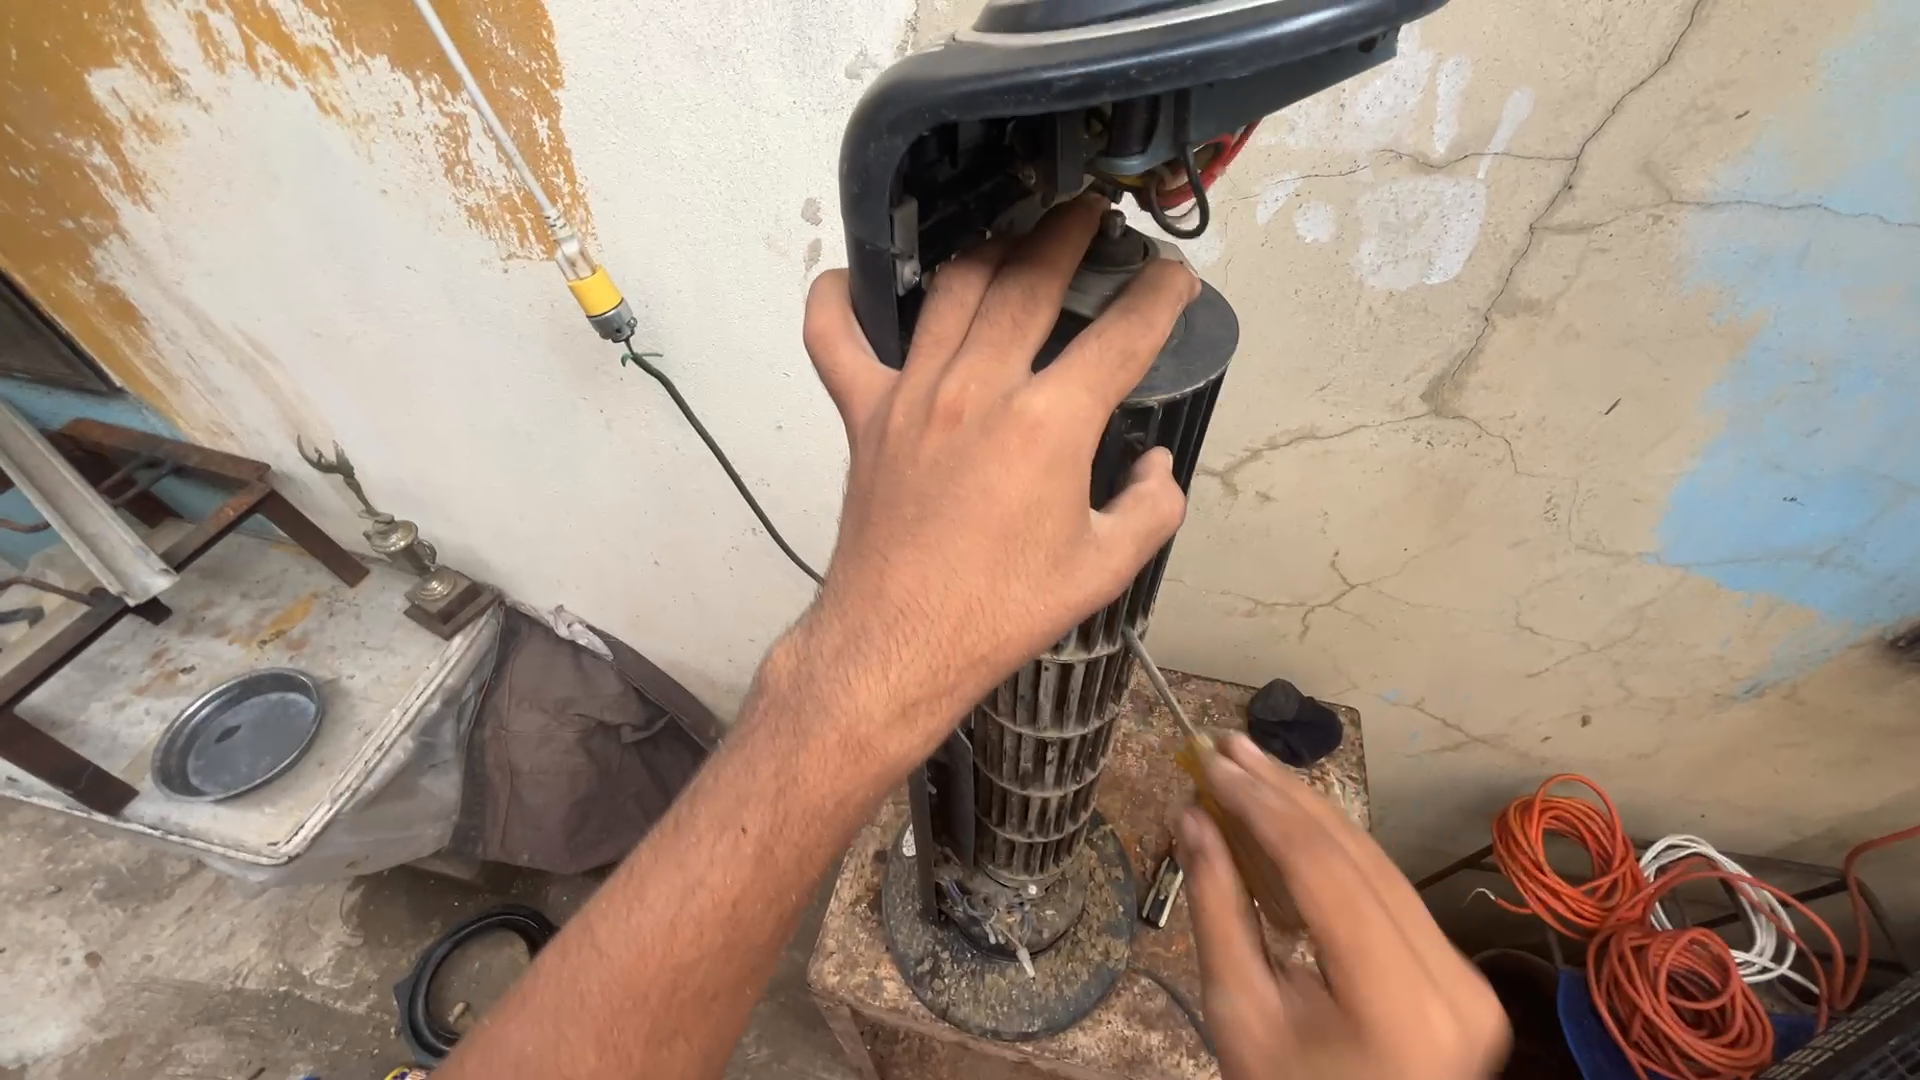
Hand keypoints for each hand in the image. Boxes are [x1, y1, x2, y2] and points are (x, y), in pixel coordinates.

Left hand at [798, 195, 1198, 760]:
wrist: (901, 643)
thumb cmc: (1003, 611)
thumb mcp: (1105, 569)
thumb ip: (1151, 507)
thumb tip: (1154, 465)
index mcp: (1050, 423)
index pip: (1123, 333)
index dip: (1160, 296)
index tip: (1174, 278)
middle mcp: (980, 387)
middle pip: (1032, 279)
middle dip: (1072, 232)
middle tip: (1091, 213)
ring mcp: (913, 393)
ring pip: (951, 288)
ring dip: (990, 248)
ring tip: (1013, 236)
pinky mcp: (863, 414)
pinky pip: (832, 338)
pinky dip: (835, 301)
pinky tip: (849, 280)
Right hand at [1181, 735, 1510, 1079]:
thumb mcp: (1236, 1008)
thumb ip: (1215, 904)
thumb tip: (1190, 816)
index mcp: (1399, 1000)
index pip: (1322, 868)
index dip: (1261, 805)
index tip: (1211, 762)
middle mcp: (1451, 977)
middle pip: (1354, 854)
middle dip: (1282, 792)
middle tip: (1226, 745)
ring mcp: (1463, 974)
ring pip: (1373, 861)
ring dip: (1305, 810)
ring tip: (1248, 766)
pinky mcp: (1455, 972)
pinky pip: (1383, 888)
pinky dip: (1329, 847)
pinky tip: (1287, 814)